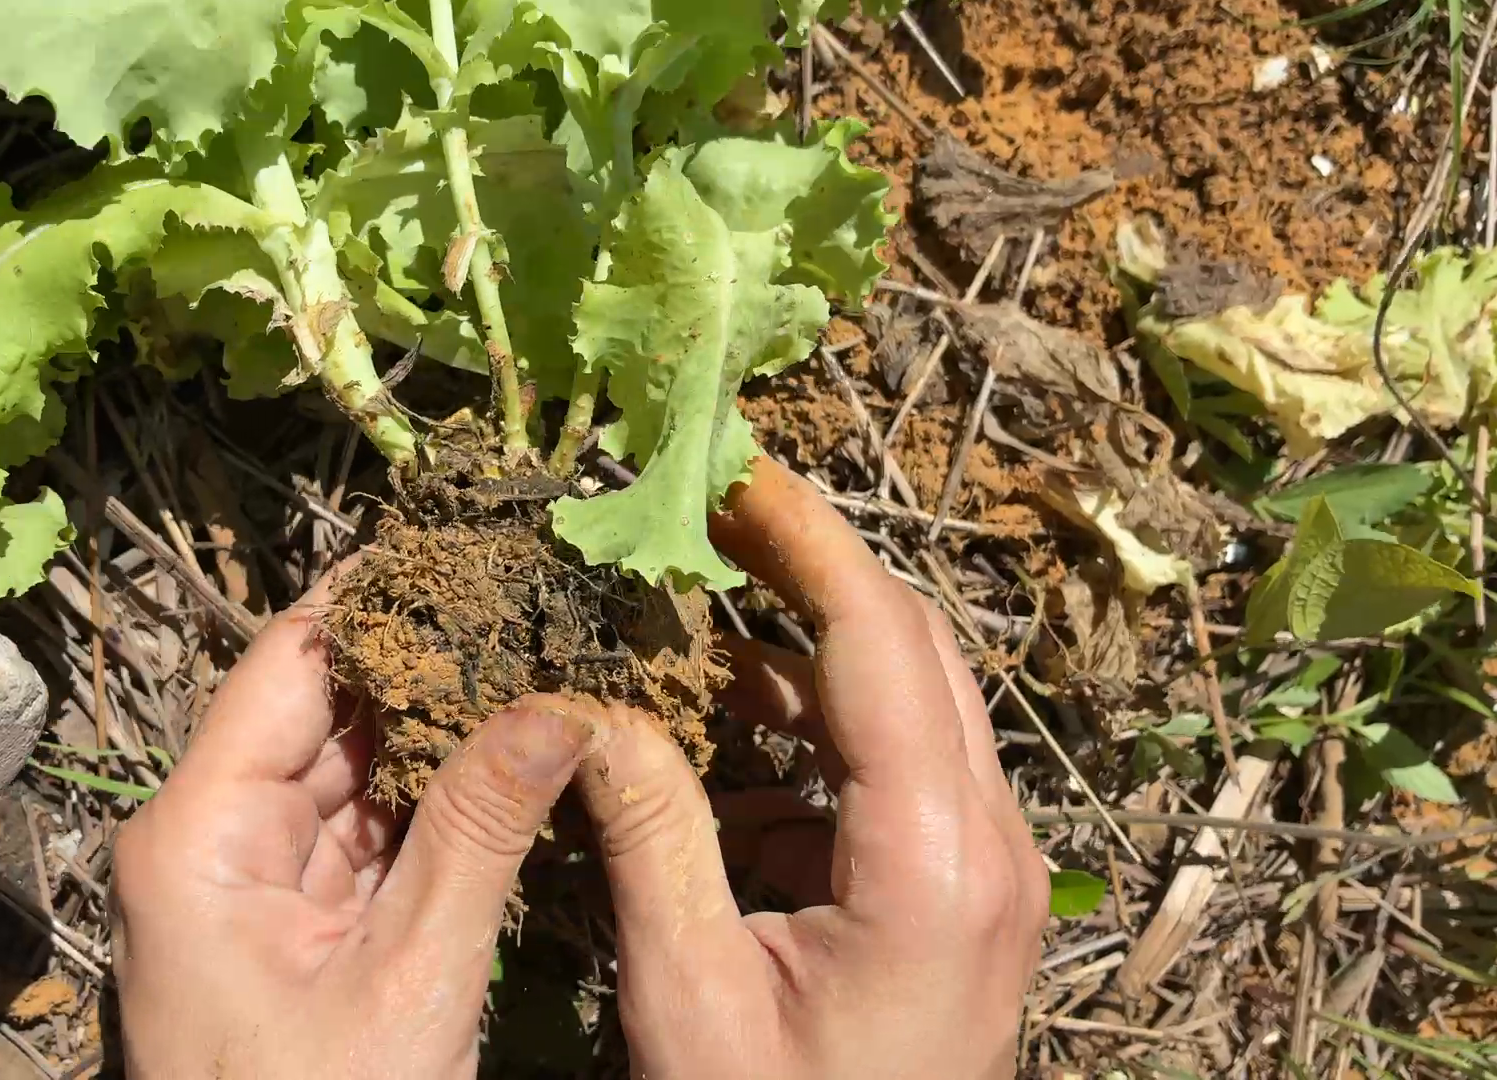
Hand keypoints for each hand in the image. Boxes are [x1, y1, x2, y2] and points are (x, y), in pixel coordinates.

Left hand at [110, 569, 601, 1077]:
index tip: (436, 547)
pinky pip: (373, 811)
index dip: (362, 599)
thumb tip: (560, 706)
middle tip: (502, 599)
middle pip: (324, 704)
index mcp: (204, 829)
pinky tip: (495, 742)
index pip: (286, 665)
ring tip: (514, 654)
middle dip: (415, 655)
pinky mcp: (306, 899)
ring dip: (431, 716)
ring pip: (355, 756)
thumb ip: (481, 829)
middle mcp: (223, 828)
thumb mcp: (411, 977)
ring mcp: (265, 864)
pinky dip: (433, 779)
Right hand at [573, 456, 1048, 1079]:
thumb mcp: (688, 996)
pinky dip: (803, 706)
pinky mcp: (953, 869)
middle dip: (808, 558)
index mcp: (935, 862)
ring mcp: (984, 853)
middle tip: (714, 511)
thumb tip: (593, 709)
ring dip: (801, 631)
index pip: (878, 638)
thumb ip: (647, 834)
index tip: (741, 471)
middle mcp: (987, 838)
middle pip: (905, 639)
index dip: (808, 537)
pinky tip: (727, 715)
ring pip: (896, 684)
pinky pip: (880, 745)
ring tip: (704, 600)